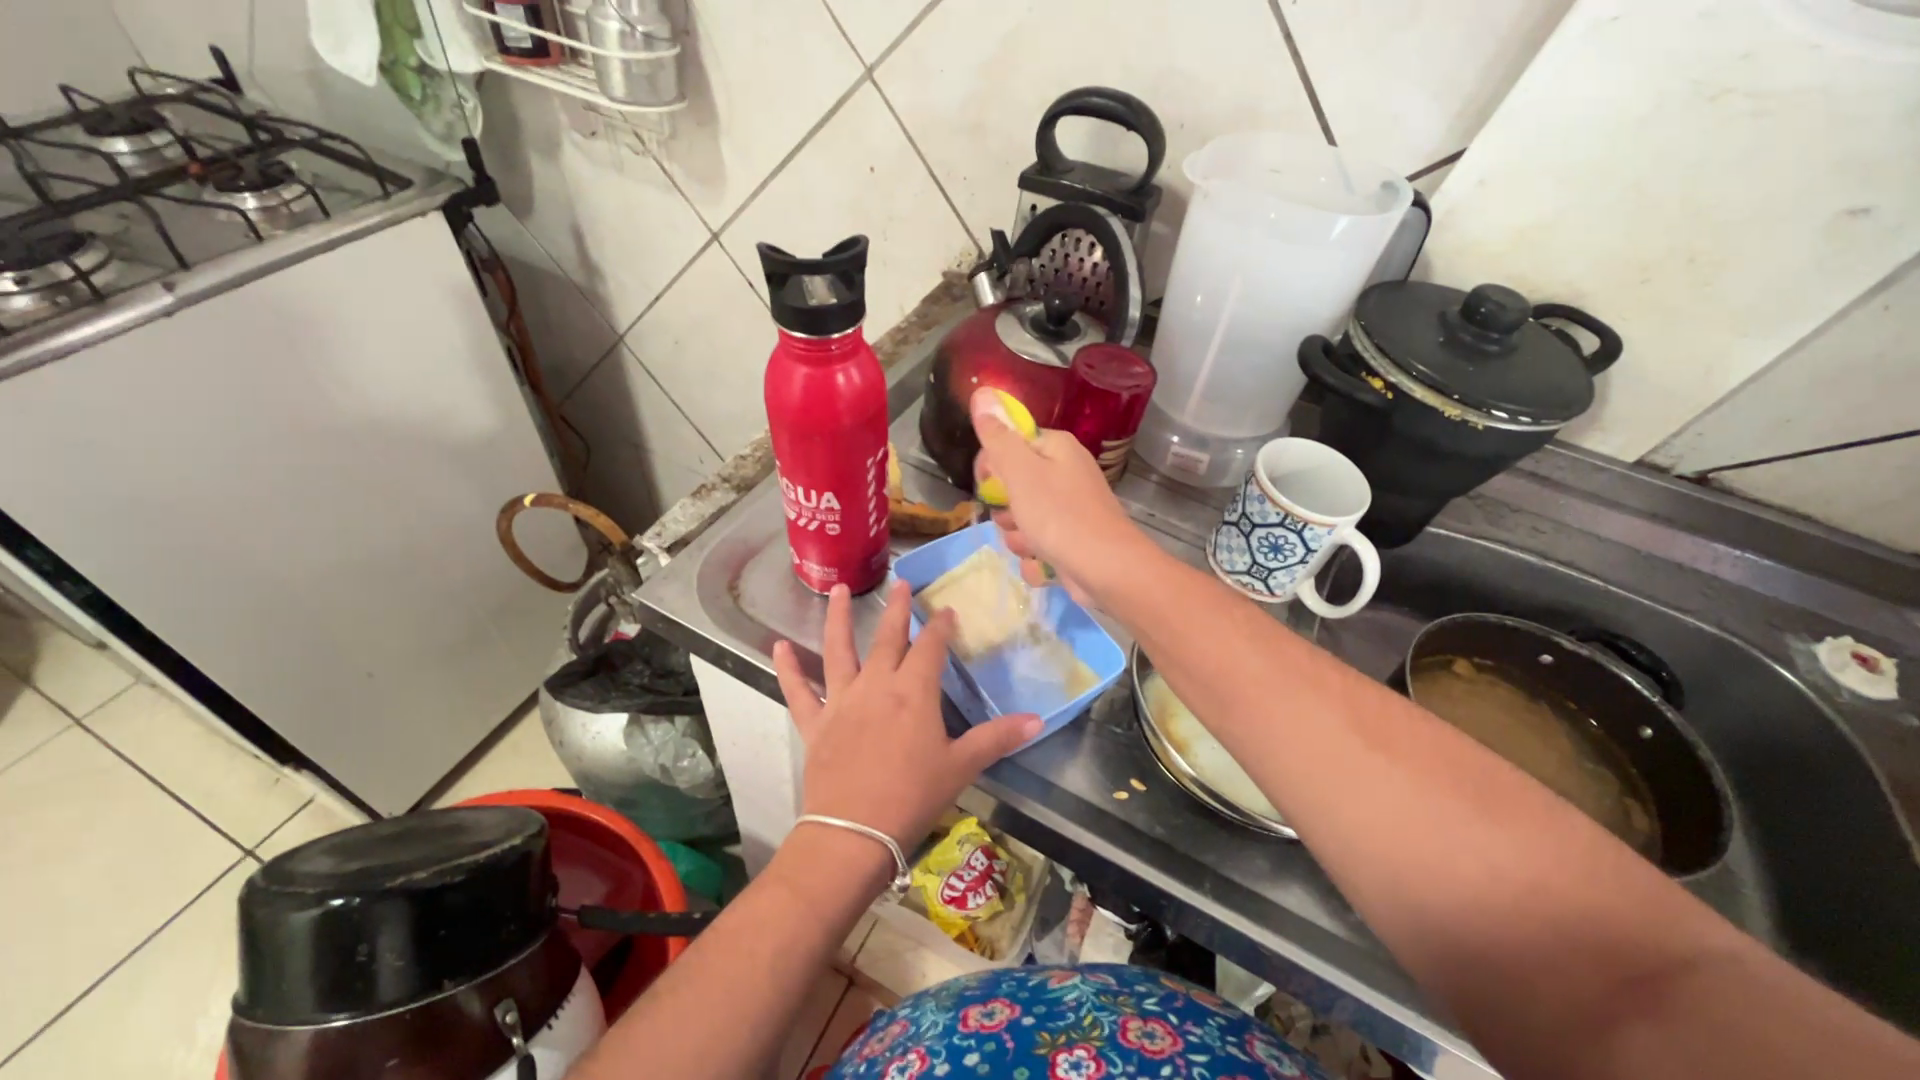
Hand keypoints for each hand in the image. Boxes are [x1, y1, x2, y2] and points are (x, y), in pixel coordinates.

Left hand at [773, 580, 1040, 847]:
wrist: (855, 831)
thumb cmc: (913, 797)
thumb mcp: (961, 767)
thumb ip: (997, 738)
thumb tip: (1038, 720)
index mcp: (914, 692)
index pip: (931, 648)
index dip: (941, 628)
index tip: (947, 611)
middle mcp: (876, 685)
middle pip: (888, 639)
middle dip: (897, 610)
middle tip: (901, 584)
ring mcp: (841, 702)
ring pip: (838, 650)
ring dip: (839, 619)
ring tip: (839, 589)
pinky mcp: (815, 723)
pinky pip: (799, 691)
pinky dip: (788, 669)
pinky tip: (778, 646)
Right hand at [970, 388, 1147, 605]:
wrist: (1107, 570)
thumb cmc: (1061, 516)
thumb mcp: (1021, 473)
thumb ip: (998, 437)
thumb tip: (983, 392)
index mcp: (1055, 448)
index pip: (1008, 445)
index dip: (992, 468)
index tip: (990, 485)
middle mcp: (1064, 473)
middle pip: (1012, 487)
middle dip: (1006, 511)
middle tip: (1016, 518)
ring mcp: (1069, 509)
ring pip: (1021, 521)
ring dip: (1019, 538)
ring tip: (1033, 545)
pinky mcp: (1070, 541)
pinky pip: (1037, 547)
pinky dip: (1036, 559)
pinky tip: (1046, 564)